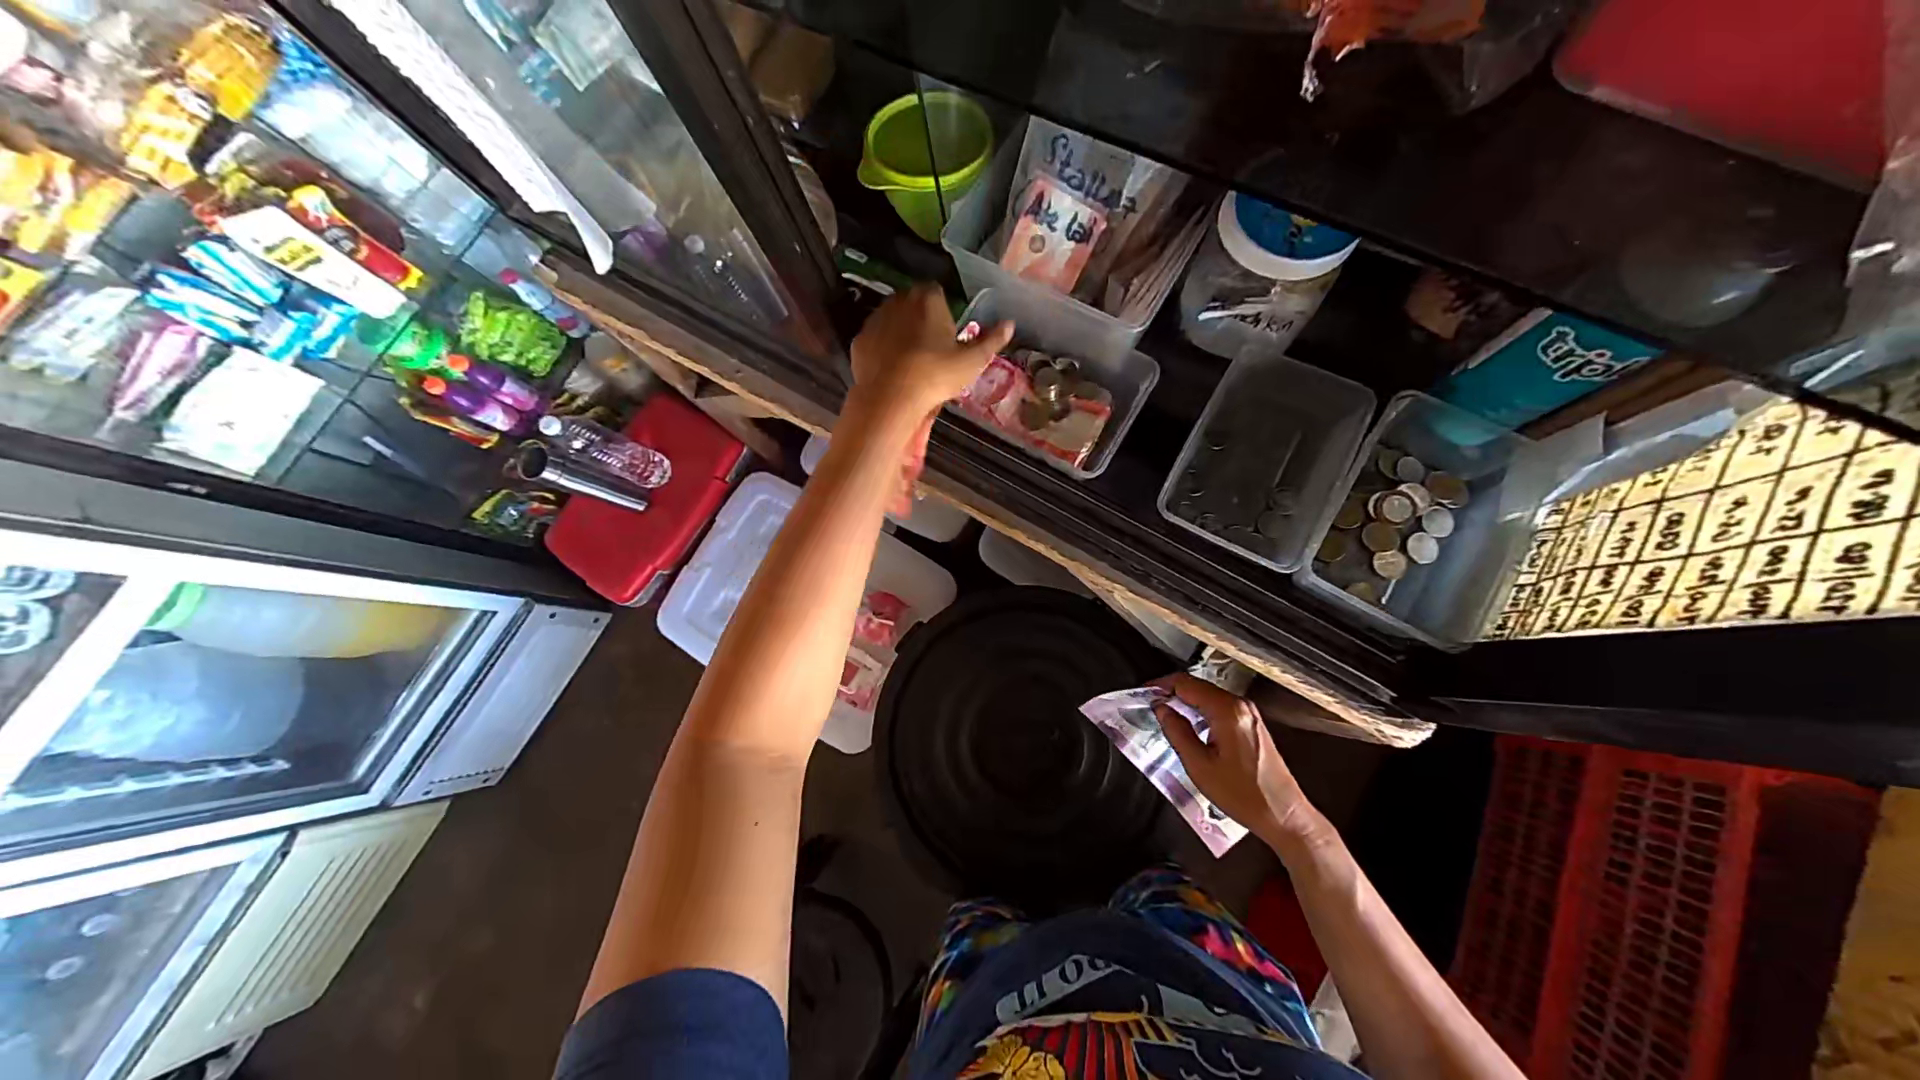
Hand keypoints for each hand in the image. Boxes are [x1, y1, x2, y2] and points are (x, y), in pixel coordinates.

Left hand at [848, 283, 1012, 418]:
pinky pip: (876, 340)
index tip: (949, 332)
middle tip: (932, 348)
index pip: (937, 291)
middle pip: (913, 303)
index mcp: (928, 298)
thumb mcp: (972, 361)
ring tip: (912, 361)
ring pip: (892, 320)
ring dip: (901, 332)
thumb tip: (1010, 324)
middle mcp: (899, 300)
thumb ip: (992, 339)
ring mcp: (875, 319)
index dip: (944, 311)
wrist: (891, 398)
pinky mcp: (860, 340)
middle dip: (921, 319)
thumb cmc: (937, 374)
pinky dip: (883, 349)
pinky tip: (892, 369)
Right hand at [1152, 674, 1325, 849]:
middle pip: (1198, 686)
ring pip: (1208, 696)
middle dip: (1171, 692)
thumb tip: (1162, 710)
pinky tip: (1189, 725)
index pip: (1186, 683)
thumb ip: (1177, 732)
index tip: (1144, 693)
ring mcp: (1249, 714)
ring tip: (1164, 714)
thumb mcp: (1199, 766)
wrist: (1283, 815)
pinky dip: (1200, 710)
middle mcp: (1241, 706)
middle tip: (1150, 704)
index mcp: (1227, 711)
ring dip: (1185, 702)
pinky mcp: (1252, 724)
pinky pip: (1219, 707)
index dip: (1161, 685)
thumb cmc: (1244, 795)